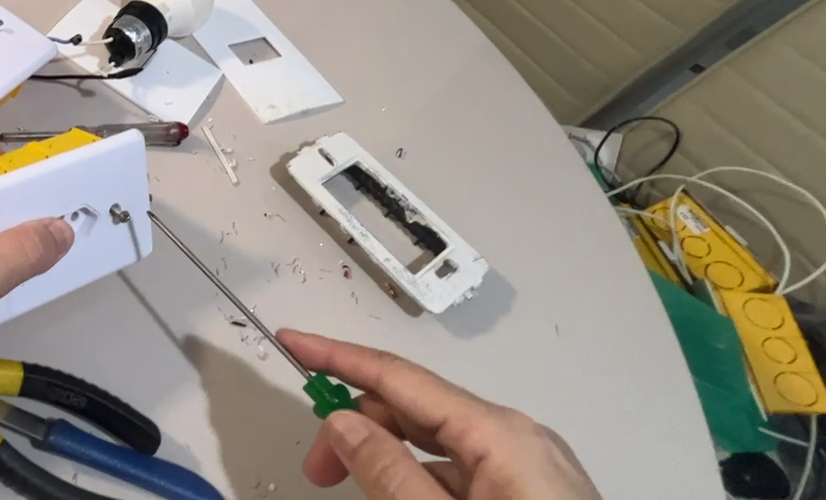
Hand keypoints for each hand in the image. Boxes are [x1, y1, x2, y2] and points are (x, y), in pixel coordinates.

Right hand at [280, 330, 601, 499]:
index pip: (396, 375)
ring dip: (385, 459)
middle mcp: (518, 439)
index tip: (288, 340)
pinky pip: (461, 474)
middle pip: (411, 409)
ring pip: (434, 444)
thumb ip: (389, 473)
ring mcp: (532, 471)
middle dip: (356, 429)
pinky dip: (420, 483)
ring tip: (357, 491)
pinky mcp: (536, 499)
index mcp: (500, 434)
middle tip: (317, 472)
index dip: (335, 356)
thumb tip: (340, 420)